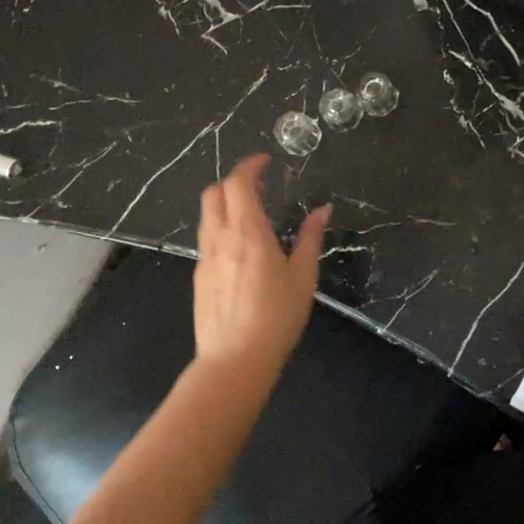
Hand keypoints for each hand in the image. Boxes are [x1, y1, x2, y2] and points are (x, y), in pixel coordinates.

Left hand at [192, 153, 331, 373]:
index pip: (238, 184)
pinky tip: (242, 246)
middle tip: (260, 185)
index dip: (250, 166)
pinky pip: (208, 238)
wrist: (233, 361)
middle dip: (234, 181)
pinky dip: (222, 226)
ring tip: (253, 212)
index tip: (266, 161)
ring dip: (226, 203)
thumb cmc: (276, 317)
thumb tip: (322, 209)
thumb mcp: (303, 276)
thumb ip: (311, 238)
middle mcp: (221, 239)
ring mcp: (206, 258)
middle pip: (214, 193)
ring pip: (208, 215)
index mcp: (248, 233)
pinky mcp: (200, 277)